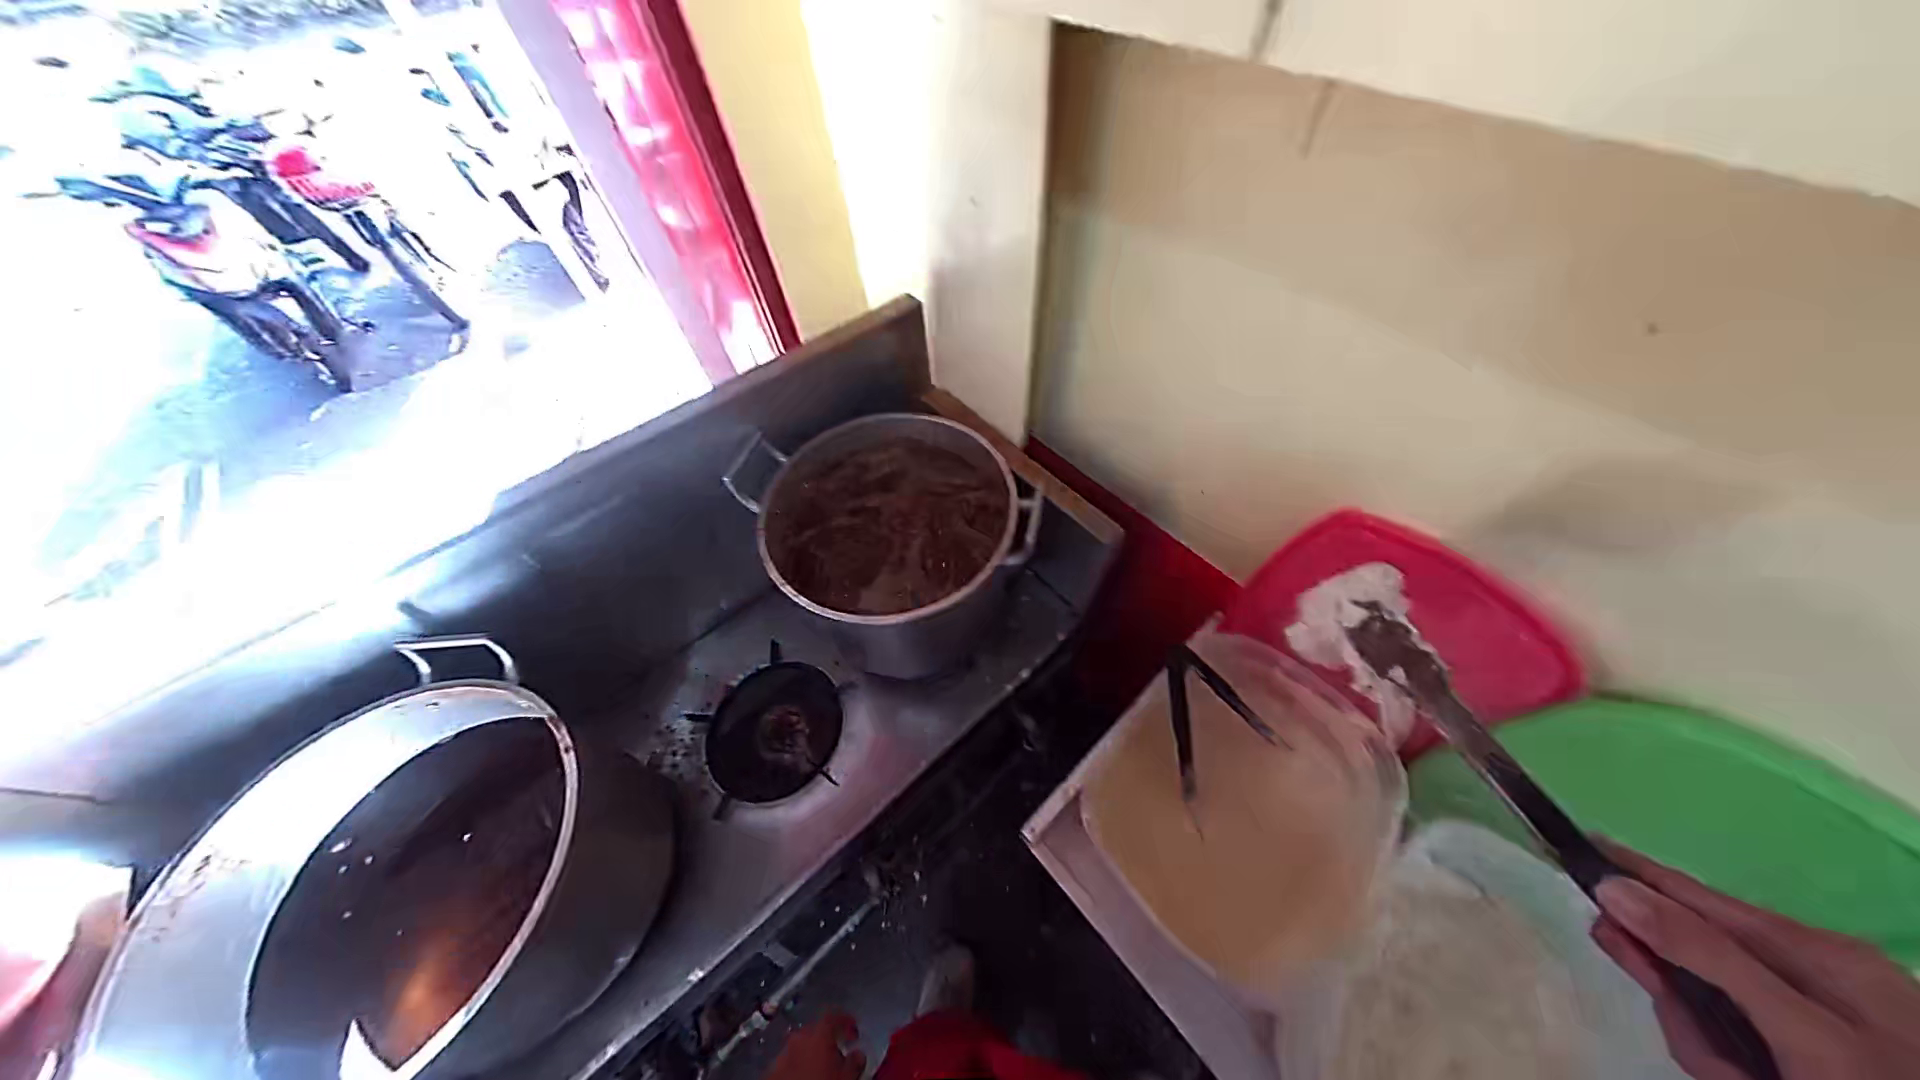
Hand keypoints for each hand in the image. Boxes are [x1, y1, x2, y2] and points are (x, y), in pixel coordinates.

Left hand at [765, 1009, 867, 1079]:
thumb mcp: (847, 1078)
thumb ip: (855, 1061)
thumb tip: (858, 1053)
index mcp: (819, 1034)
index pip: (834, 1016)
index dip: (846, 1022)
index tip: (854, 1032)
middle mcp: (799, 1037)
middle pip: (816, 1030)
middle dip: (827, 1039)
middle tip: (838, 1054)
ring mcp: (782, 1054)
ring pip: (801, 1046)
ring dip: (811, 1052)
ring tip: (820, 1069)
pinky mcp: (771, 1071)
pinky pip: (789, 1061)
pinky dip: (797, 1065)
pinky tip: (803, 1076)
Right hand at [1589, 843, 1919, 1079]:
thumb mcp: (1801, 1031)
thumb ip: (1704, 954)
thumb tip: (1609, 886)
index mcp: (1817, 952)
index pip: (1693, 894)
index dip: (1630, 871)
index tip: (1572, 846)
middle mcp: (1812, 971)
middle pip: (1692, 954)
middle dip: (1676, 998)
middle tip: (1706, 1054)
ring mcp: (1813, 1013)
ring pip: (1703, 999)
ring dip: (1701, 1041)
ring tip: (1734, 1077)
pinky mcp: (1805, 1046)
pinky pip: (1726, 1033)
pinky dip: (1718, 1058)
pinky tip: (1736, 1075)